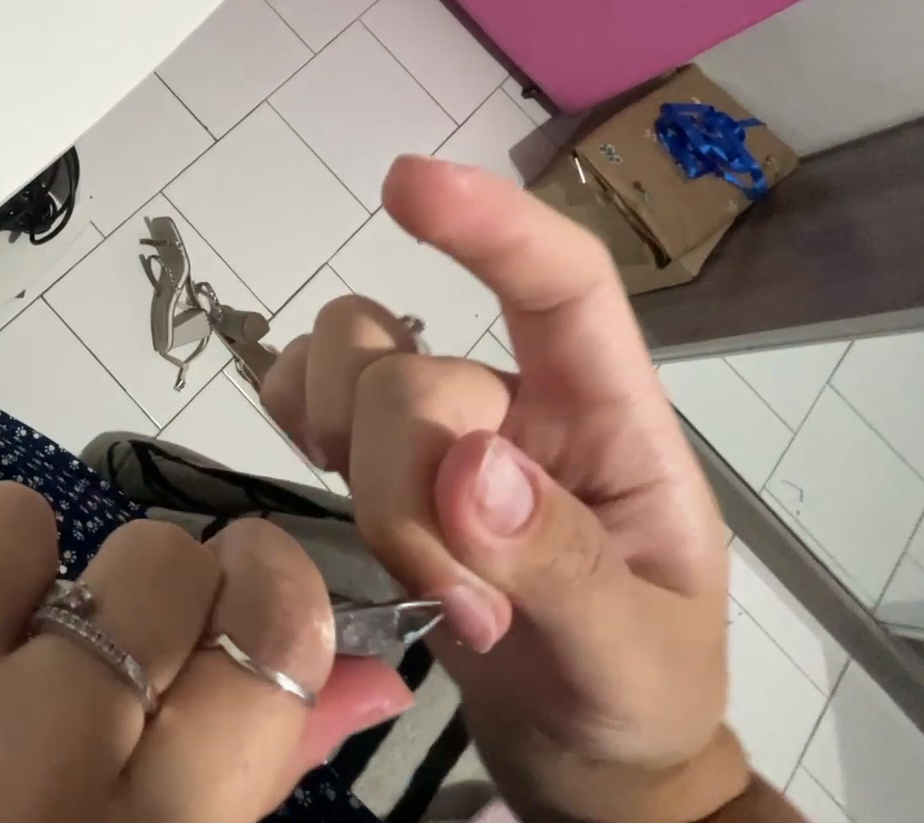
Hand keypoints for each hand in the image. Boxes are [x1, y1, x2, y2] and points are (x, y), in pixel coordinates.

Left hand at [0, 483, 413, 822]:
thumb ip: (243, 774)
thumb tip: (354, 667)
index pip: (262, 661)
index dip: (274, 596)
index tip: (252, 578)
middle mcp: (13, 769)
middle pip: (153, 567)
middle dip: (140, 597)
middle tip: (75, 665)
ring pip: (17, 519)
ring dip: (6, 584)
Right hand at [260, 157, 748, 821]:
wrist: (571, 740)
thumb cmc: (629, 687)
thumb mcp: (631, 650)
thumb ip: (561, 564)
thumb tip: (466, 468)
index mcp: (602, 417)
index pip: (558, 284)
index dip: (489, 225)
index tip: (405, 183)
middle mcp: (503, 394)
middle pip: (403, 363)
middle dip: (397, 481)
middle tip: (450, 596)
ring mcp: (423, 419)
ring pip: (339, 358)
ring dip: (342, 451)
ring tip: (402, 556)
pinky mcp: (361, 448)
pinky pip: (296, 387)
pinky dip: (293, 416)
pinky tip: (324, 473)